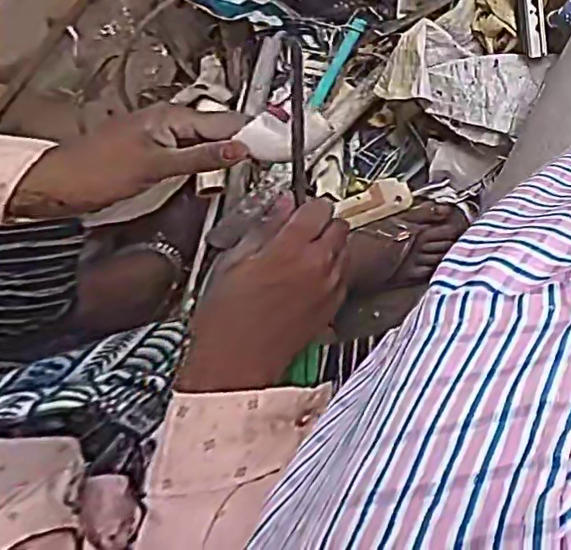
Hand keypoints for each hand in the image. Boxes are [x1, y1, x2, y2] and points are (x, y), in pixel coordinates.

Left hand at [9, 106, 250, 217]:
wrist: (43, 188)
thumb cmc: (92, 174)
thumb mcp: (155, 167)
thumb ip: (203, 157)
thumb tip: (244, 148)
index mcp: (173, 116)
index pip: (229, 122)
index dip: (256, 135)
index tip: (279, 148)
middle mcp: (171, 119)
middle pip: (223, 128)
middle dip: (246, 142)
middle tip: (269, 159)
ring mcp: (163, 133)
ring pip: (210, 139)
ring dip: (228, 151)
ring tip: (250, 165)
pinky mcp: (156, 147)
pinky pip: (195, 147)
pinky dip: (211, 157)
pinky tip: (218, 169)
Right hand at [176, 198, 348, 392]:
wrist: (236, 365)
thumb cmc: (225, 321)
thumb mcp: (231, 265)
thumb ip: (263, 228)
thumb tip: (282, 204)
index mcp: (290, 249)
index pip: (319, 206)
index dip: (307, 206)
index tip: (298, 211)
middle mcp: (319, 261)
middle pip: (338, 222)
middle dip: (320, 225)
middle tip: (298, 236)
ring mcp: (332, 280)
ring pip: (344, 244)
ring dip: (328, 245)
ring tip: (300, 260)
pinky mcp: (338, 297)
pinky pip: (345, 268)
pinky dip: (332, 267)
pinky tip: (307, 278)